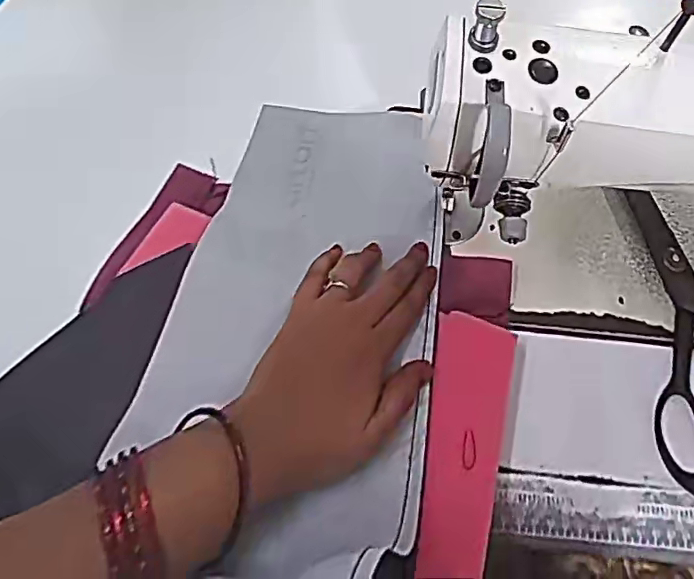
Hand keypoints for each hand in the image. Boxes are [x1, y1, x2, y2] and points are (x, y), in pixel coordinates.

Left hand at [227, 243, 436, 507]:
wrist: (262, 439)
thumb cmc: (317, 442)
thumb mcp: (371, 436)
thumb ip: (401, 397)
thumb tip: (425, 367)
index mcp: (372, 351)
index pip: (405, 311)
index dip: (421, 289)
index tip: (431, 274)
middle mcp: (350, 324)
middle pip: (386, 285)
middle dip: (406, 266)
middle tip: (419, 251)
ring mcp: (321, 315)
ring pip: (350, 273)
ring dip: (366, 259)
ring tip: (377, 250)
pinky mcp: (296, 315)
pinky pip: (313, 278)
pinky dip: (325, 262)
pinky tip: (334, 254)